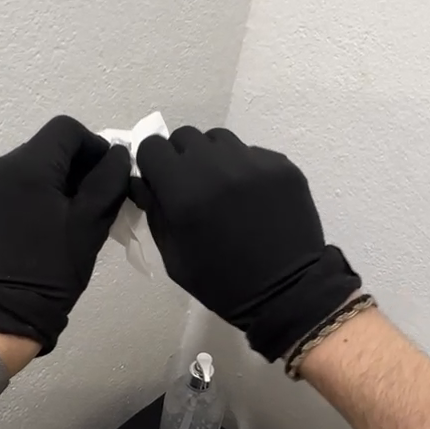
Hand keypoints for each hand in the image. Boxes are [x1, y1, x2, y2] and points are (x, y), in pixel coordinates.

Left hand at [0, 116, 130, 354]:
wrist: (2, 314)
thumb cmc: (52, 272)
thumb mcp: (91, 224)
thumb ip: (109, 180)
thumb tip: (115, 154)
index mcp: (26, 167)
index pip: (67, 129)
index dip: (94, 146)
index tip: (105, 176)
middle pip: (45, 147)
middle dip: (72, 166)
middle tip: (90, 200)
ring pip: (26, 166)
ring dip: (49, 181)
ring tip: (62, 216)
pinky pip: (6, 184)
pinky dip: (27, 194)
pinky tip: (36, 225)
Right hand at [132, 127, 361, 361]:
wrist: (286, 292)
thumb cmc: (221, 282)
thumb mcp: (173, 255)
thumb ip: (155, 211)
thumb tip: (144, 182)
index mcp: (183, 191)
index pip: (152, 147)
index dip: (152, 164)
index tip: (160, 181)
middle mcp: (216, 167)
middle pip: (185, 136)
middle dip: (181, 158)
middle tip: (191, 186)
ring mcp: (252, 162)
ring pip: (219, 140)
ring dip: (212, 158)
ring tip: (223, 188)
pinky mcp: (280, 165)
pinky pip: (251, 153)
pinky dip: (244, 169)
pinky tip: (253, 198)